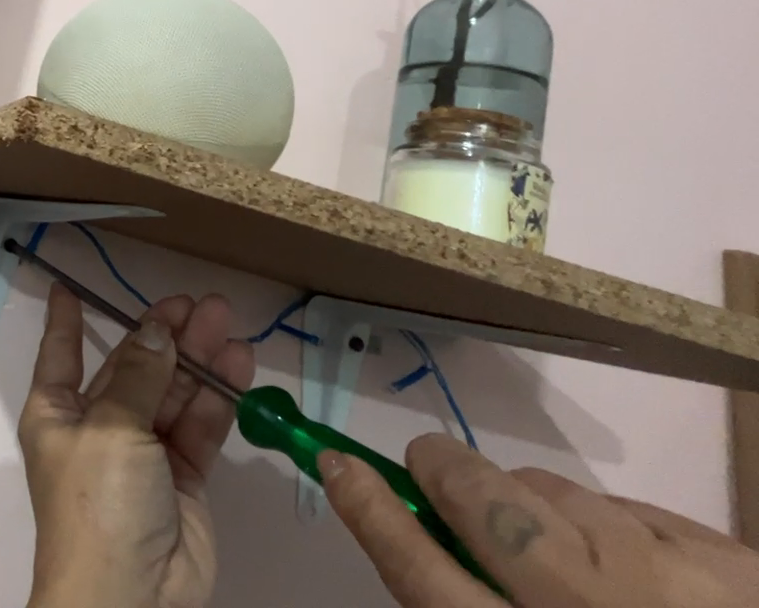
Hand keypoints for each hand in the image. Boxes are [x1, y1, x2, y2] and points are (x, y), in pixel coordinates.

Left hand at [20, 284, 254, 607]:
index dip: (66, 321)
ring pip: (170, 393)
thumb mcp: (110, 428)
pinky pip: (198, 427)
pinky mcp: (182, 478)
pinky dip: (217, 397)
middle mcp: (96, 425)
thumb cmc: (98, 499)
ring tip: (224, 319)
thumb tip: (155, 330)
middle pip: (130, 368)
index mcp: (56, 410)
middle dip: (162, 334)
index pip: (60, 353)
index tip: (65, 287)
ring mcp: (141, 452)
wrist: (130, 596)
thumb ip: (138, 377)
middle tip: (197, 300)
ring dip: (197, 358)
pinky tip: (236, 364)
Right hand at [320, 433, 758, 606]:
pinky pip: (636, 508)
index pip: (416, 565)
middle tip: (449, 490)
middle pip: (474, 495)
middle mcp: (585, 604)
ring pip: (551, 488)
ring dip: (544, 510)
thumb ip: (460, 594)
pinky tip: (653, 578)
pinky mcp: (739, 562)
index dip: (370, 506)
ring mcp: (671, 578)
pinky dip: (624, 530)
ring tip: (581, 562)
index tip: (338, 462)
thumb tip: (402, 514)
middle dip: (449, 477)